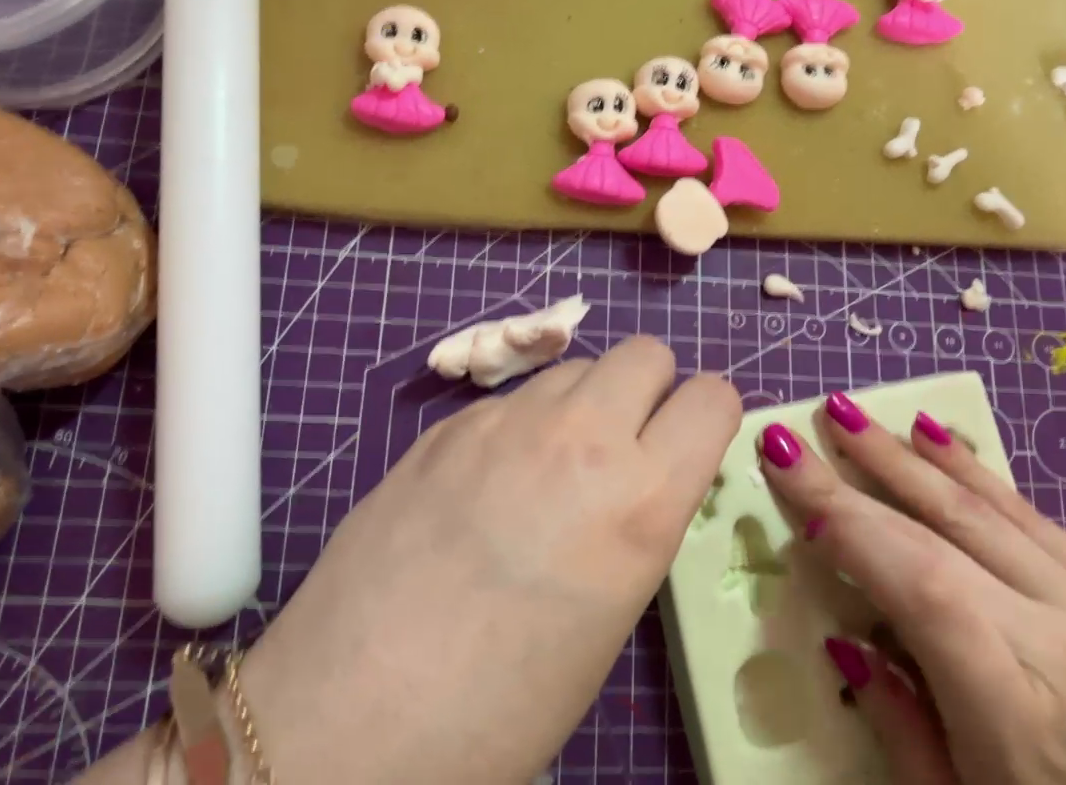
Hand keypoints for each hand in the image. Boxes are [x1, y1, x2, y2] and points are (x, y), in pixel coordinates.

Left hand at [238, 337, 741, 783]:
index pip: (712, 397)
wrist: (353, 712)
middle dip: (649, 391)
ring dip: (582, 404)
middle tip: (624, 450)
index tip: (690, 447)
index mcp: (639, 501)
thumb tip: (631, 487)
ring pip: (574, 368)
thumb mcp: (607, 621)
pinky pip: (509, 401)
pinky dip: (518, 427)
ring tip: (552, 470)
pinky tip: (486, 488)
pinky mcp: (443, 426)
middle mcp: (579, 438)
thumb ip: (632, 527)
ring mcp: (503, 422)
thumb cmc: (500, 708)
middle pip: (645, 353)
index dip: (708, 418)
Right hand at [759, 396, 1065, 784]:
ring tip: (850, 413)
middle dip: (860, 471)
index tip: (790, 477)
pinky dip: (977, 473)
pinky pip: (1034, 517)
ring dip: (909, 455)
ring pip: (987, 509)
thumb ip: (899, 724)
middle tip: (795, 430)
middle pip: (945, 531)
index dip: (853, 524)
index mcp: (1017, 705)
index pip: (922, 585)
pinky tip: (938, 441)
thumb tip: (847, 637)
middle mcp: (1063, 637)